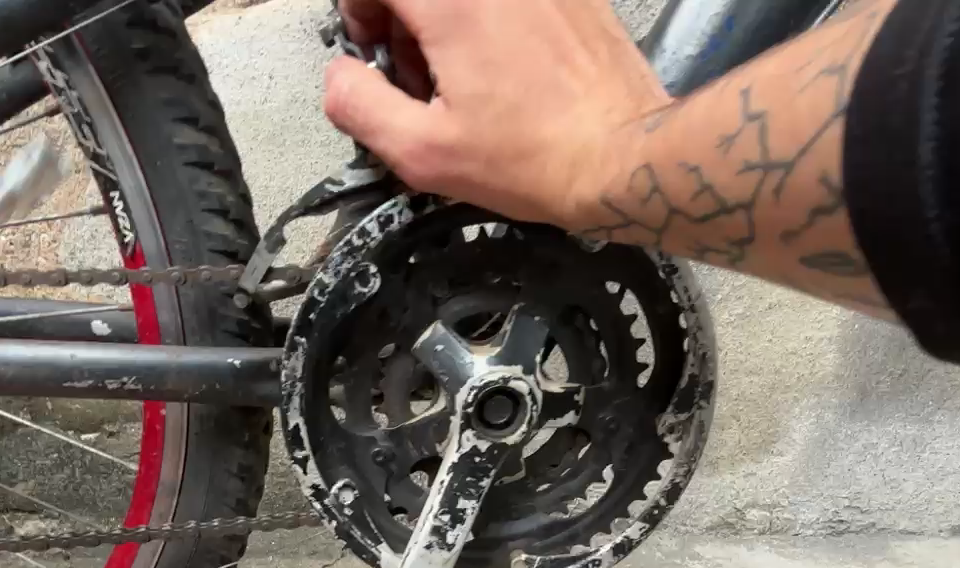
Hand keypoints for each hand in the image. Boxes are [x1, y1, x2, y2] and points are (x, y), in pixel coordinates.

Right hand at [324, 0, 670, 229]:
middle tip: (421, 82)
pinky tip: (505, 72)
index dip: (361, 13)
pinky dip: (489, 23)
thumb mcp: (424, 154)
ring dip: (446, 25)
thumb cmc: (529, 160)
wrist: (619, 158)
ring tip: (466, 84)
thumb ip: (360, 107)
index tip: (376, 56)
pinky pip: (504, 0)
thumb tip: (340, 78)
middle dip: (404, 22)